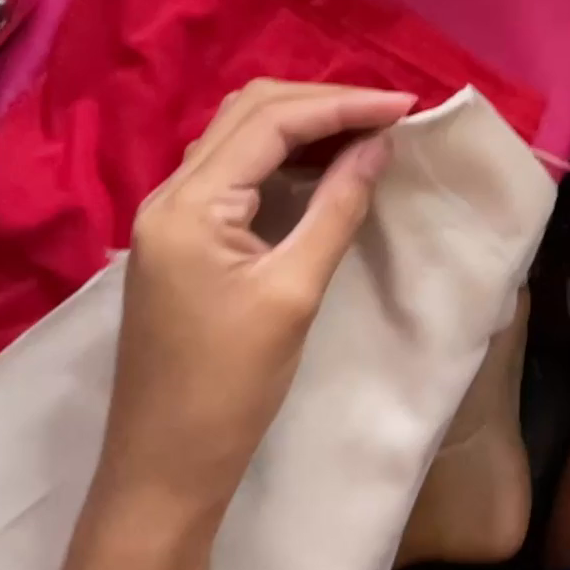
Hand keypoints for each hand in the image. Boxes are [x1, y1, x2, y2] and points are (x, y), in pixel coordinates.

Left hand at [97, 81, 416, 506]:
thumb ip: (338, 207)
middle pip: (252, 111)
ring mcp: (173, 212)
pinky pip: (239, 166)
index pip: (272, 121)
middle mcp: (171, 193)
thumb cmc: (229, 387)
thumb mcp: (294, 292)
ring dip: (306, 121)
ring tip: (367, 129)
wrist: (164, 467)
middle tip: (389, 114)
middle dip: (325, 102)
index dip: (343, 105)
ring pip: (242, 132)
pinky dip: (287, 152)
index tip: (405, 106)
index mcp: (189, 205)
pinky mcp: (186, 233)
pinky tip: (326, 162)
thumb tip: (379, 145)